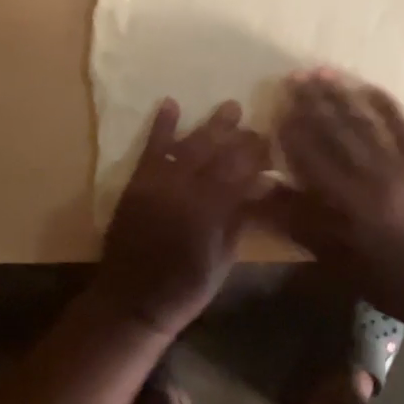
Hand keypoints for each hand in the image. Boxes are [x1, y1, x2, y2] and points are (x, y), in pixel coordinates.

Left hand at [94, 98, 270, 337]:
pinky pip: (152, 148)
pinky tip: (171, 103)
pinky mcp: (138, 181)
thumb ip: (240, 220)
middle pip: (220, 155)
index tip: (273, 143)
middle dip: (240, 138)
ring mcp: (160, 182)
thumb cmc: (184, 288)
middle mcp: (188, 190)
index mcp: (212, 211)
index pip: (242, 173)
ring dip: (211, 126)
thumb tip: (262, 187)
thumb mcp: (223, 260)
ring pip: (191, 145)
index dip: (259, 157)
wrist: (130, 300)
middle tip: (256, 125)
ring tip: (230, 107)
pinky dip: (162, 125)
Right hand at [262, 70, 403, 297]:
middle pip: (335, 129)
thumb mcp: (332, 256)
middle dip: (311, 102)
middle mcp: (369, 173)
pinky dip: (384, 104)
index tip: (276, 108)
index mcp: (344, 199)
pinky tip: (368, 86)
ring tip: (321, 72)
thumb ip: (296, 221)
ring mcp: (399, 163)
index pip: (309, 153)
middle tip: (293, 77)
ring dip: (341, 94)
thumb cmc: (384, 277)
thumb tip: (260, 192)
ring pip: (363, 121)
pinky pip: (402, 125)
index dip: (291, 129)